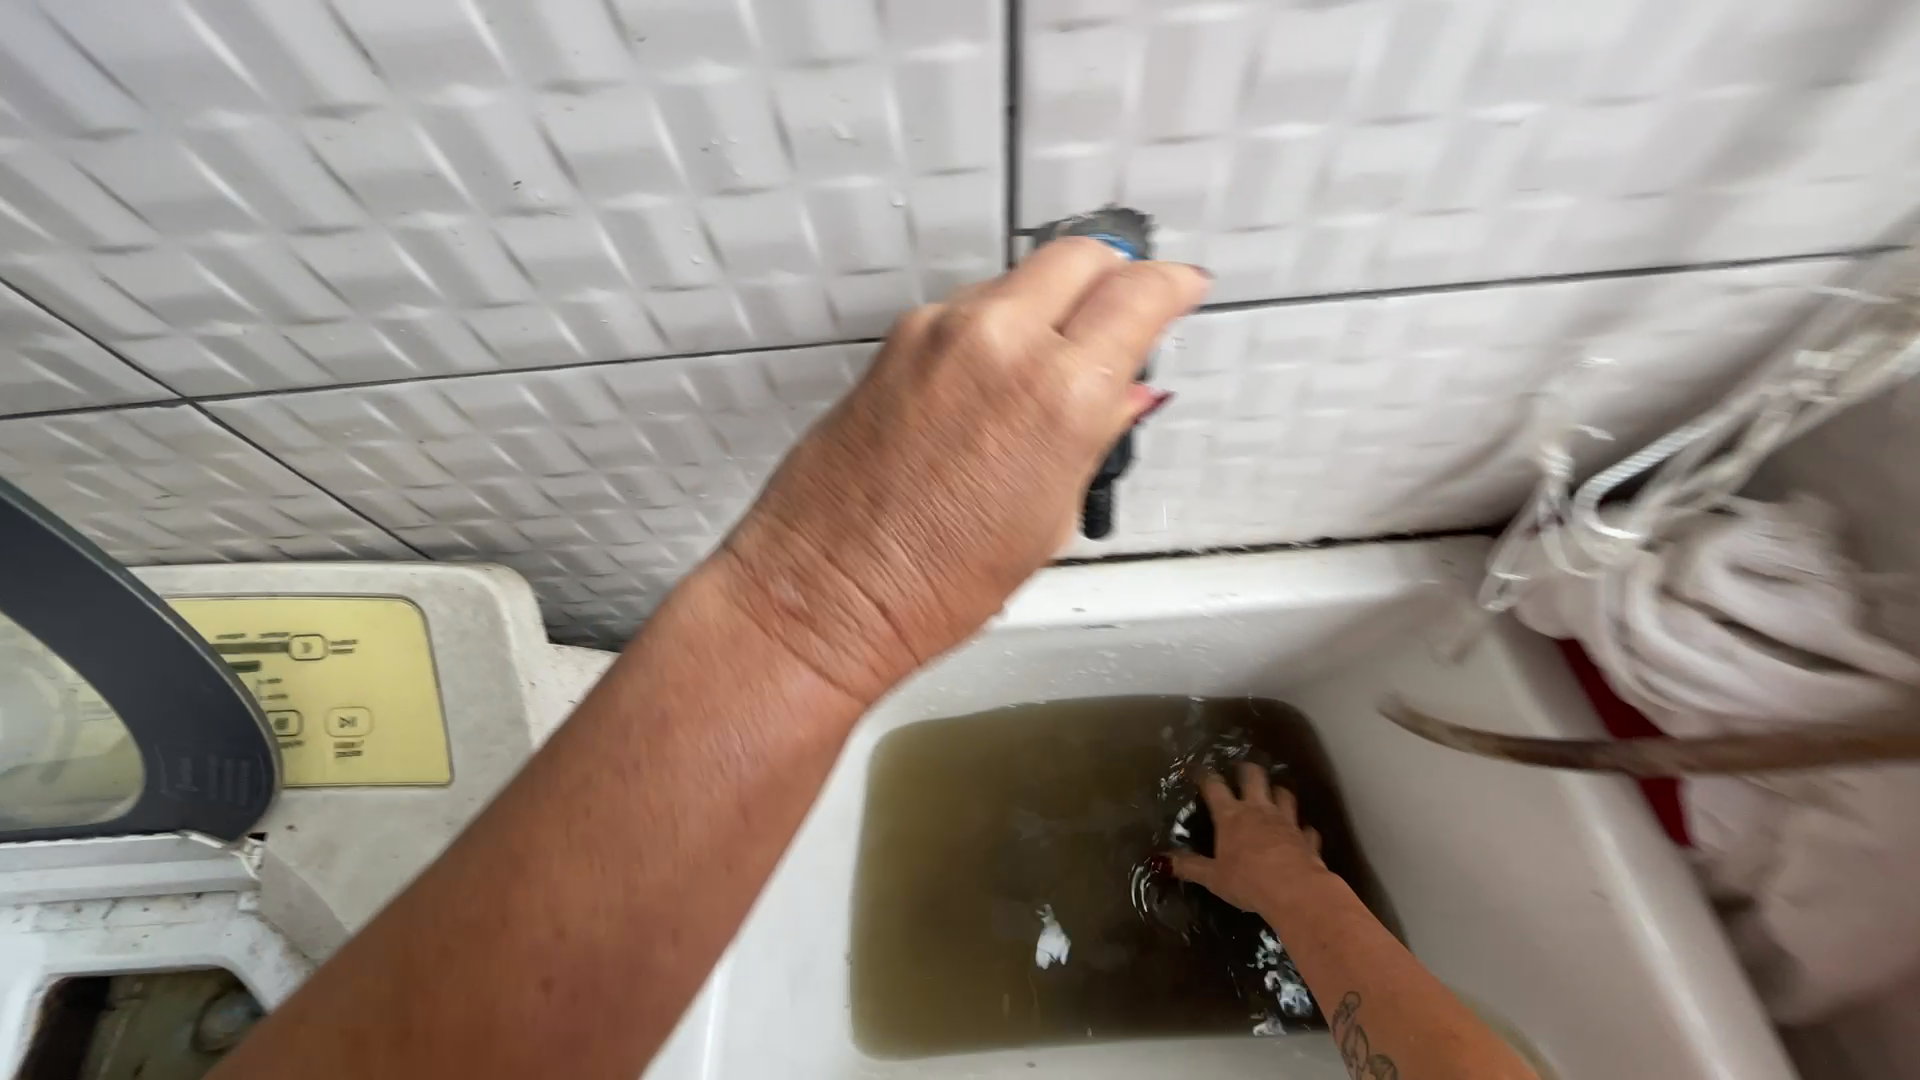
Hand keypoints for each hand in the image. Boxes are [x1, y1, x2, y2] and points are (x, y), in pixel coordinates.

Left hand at [714, 239, 1210, 701]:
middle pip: (1079, 257)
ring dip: (1049, 305)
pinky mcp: (895, 342)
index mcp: (1058, 394)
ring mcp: (938, 333)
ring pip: (1020, 279)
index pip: (1139, 293)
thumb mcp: (1048, 519)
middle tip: (1123, 314)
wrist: (829, 590)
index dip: (1172, 286)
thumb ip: (1091, 435)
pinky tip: (992, 381)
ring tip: (1049, 368)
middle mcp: (999, 342)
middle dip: (1114, 277)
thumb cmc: (932, 584)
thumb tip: (1122, 395)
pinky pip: (968, 310)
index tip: (1180, 289)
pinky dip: (995, 329)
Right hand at [1166, 763, 1330, 915]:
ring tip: (1273, 792)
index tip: (1198, 770)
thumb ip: (1189, 866)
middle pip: (1253, 777)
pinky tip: (1302, 832)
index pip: (1214, 786)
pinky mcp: (1307, 838)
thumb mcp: (1213, 877)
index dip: (1205, 776)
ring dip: (1278, 792)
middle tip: (1241, 770)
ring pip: (1284, 794)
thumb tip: (1161, 860)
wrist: (1296, 892)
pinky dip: (1303, 828)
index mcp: (1230, 816)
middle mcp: (1258, 811)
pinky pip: (1307, 828)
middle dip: (1246, 770)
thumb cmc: (1248, 881)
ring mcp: (1286, 821)